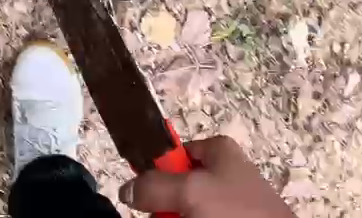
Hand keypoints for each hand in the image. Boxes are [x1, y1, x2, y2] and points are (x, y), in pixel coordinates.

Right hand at [118, 136, 293, 217]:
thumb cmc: (236, 213)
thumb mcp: (190, 191)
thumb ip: (153, 186)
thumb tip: (125, 189)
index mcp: (218, 151)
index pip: (174, 154)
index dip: (157, 173)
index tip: (146, 197)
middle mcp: (225, 173)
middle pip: (179, 187)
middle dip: (167, 206)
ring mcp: (231, 205)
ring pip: (190, 211)